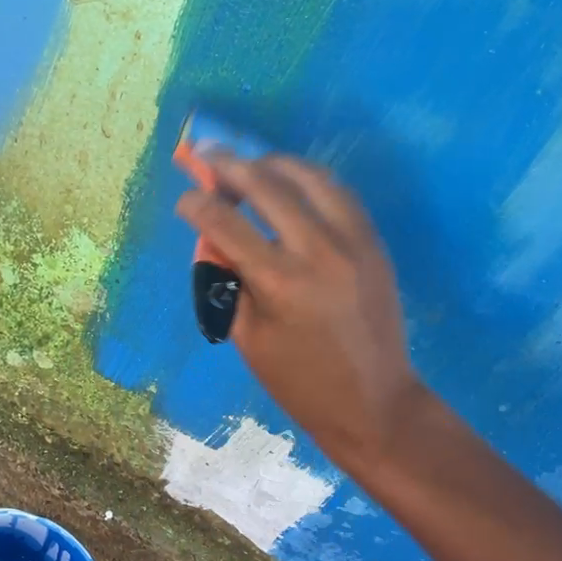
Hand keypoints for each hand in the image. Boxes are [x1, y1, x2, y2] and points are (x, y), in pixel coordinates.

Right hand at [176, 154, 425, 472]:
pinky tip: (287, 183)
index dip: (196, 204)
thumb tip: (211, 235)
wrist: (376, 404)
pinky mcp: (373, 242)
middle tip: (206, 156)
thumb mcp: (244, 334)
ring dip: (271, 164)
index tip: (185, 201)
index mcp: (279, 281)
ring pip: (308, 176)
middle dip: (228, 165)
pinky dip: (307, 180)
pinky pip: (337, 192)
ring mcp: (353, 241)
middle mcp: (317, 250)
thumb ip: (223, 278)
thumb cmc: (299, 380)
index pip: (224, 221)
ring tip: (248, 166)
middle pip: (265, 183)